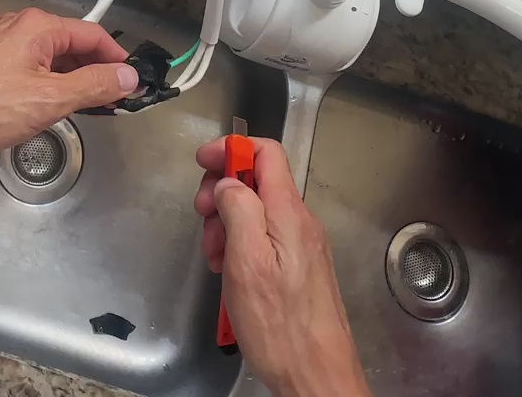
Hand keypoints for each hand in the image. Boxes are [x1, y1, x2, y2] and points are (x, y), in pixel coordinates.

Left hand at [0, 8, 136, 159]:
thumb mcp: (50, 100)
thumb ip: (94, 86)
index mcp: (39, 26)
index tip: (134, 85)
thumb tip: (129, 75)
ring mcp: (3, 42)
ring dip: (73, 80)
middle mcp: (22, 25)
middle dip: (96, 72)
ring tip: (88, 110)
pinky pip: (32, 66)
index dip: (117, 59)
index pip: (93, 35)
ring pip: (52, 57)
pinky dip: (50, 84)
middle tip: (114, 104)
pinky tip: (52, 108)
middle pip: (72, 44)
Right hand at [195, 137, 371, 396]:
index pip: (266, 151)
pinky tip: (229, 270)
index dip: (231, 147)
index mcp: (288, 213)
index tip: (203, 163)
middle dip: (223, 190)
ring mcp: (302, 246)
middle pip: (257, 180)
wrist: (319, 381)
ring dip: (228, 222)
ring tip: (214, 254)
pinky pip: (265, 237)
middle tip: (202, 217)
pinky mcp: (299, 268)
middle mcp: (300, 222)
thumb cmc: (280, 325)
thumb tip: (229, 182)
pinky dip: (240, 243)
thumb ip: (238, 209)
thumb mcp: (247, 261)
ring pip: (257, 210)